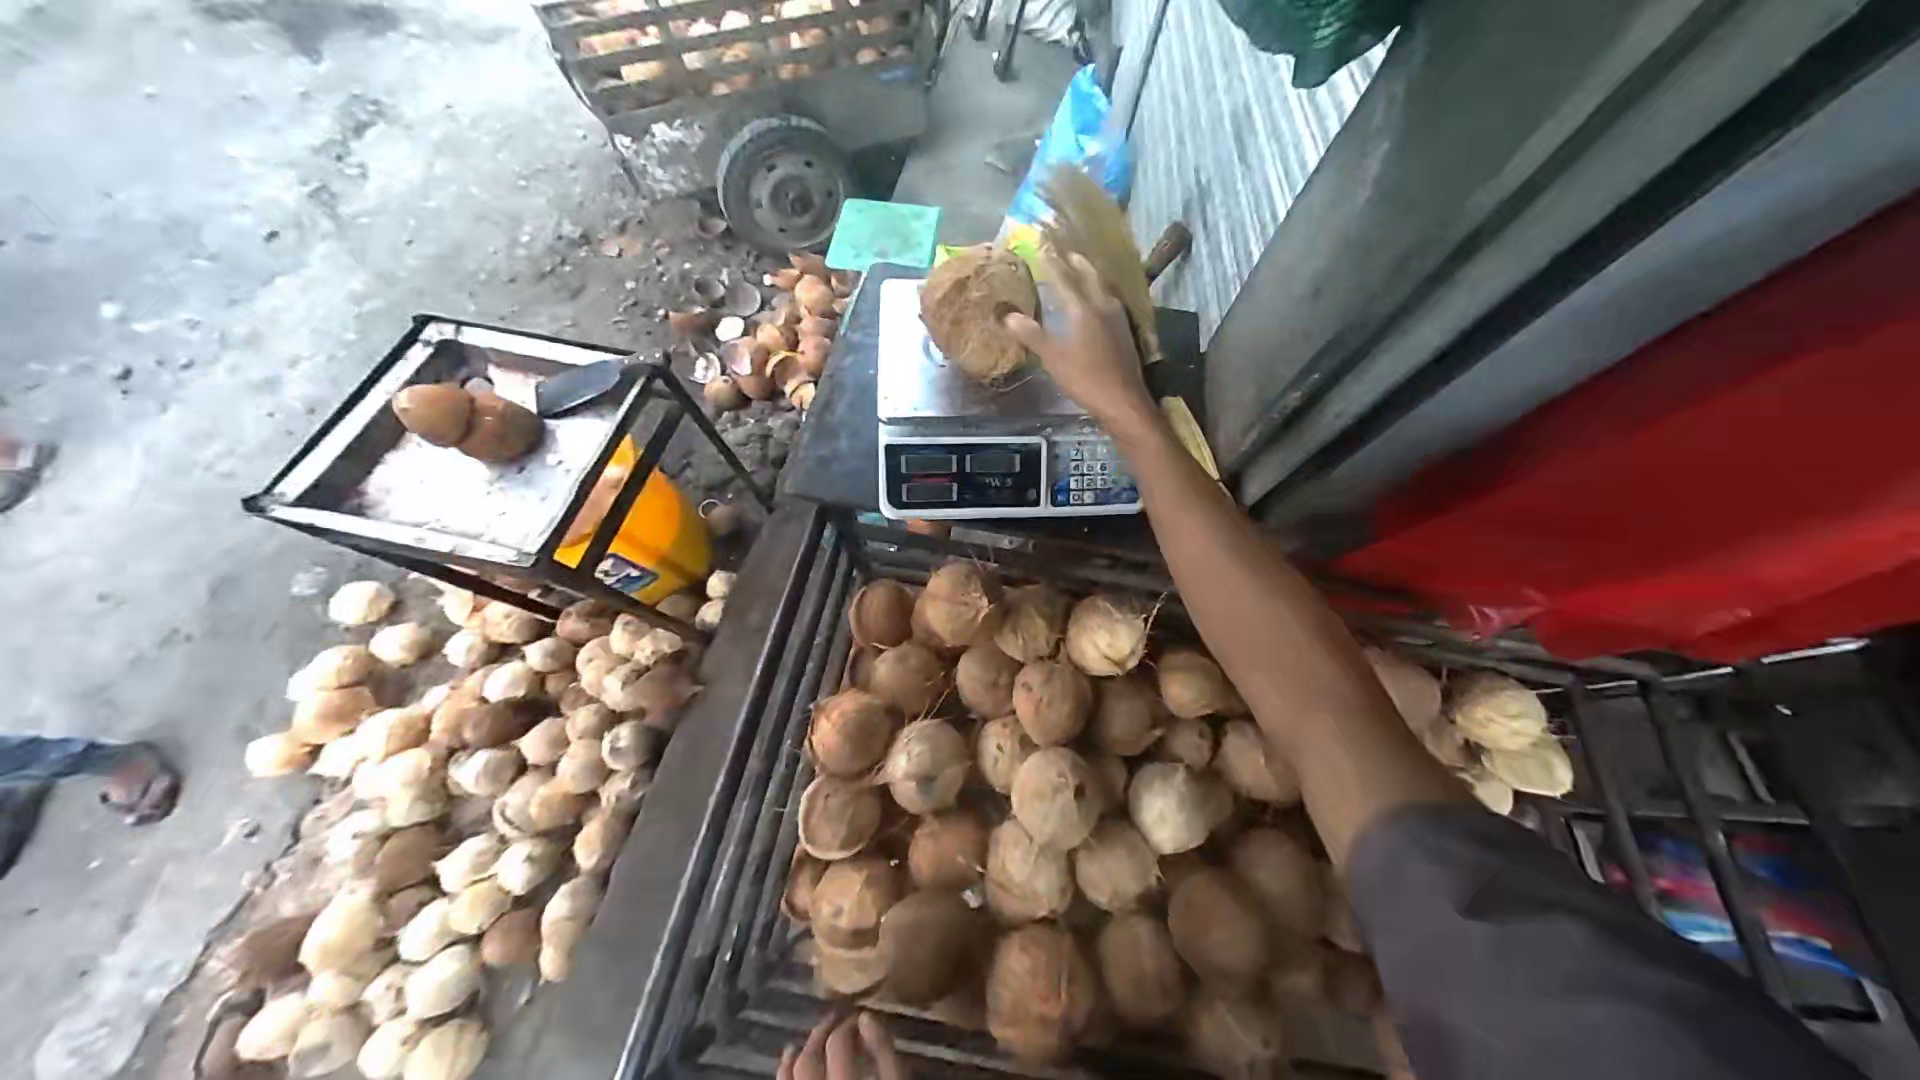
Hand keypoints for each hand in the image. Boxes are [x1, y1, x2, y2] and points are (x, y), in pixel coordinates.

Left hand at [778, 1012, 904, 1079]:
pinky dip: (784, 1073)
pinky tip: (789, 1063)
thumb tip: (866, 1016)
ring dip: (795, 1054)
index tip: (859, 1016)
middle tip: (836, 1019)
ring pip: (790, 1077)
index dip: (846, 1024)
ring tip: (805, 1038)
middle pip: (809, 1060)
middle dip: (820, 1033)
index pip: (837, 1044)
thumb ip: (885, 1054)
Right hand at [1003, 251, 1155, 429]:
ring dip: (1089, 274)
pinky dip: (1098, 291)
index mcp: (1083, 308)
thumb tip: (1008, 316)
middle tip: (1064, 253)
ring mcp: (1117, 316)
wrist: (1122, 400)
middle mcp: (1103, 305)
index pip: (1063, 277)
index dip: (1050, 262)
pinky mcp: (1125, 329)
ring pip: (1102, 285)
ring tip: (1079, 269)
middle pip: (1089, 275)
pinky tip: (1095, 299)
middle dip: (1075, 262)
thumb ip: (1032, 334)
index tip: (1040, 246)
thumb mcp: (1053, 358)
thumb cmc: (1085, 378)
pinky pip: (1109, 299)